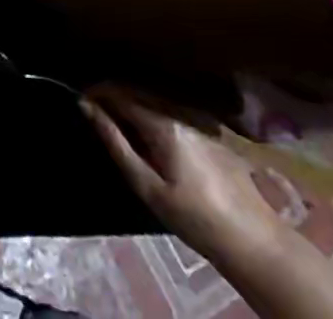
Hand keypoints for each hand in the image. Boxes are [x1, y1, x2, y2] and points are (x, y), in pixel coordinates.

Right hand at [80, 85, 283, 255]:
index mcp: (164, 122)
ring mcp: (200, 120)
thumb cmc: (193, 217)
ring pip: (156, 100)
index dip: (97, 92)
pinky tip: (148, 136)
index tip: (79, 99)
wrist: (253, 240)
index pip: (121, 92)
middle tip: (93, 111)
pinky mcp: (211, 132)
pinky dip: (152, 114)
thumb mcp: (146, 185)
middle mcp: (182, 111)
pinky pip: (172, 112)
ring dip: (133, 104)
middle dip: (113, 95)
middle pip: (139, 91)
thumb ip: (115, 142)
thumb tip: (87, 107)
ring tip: (116, 123)